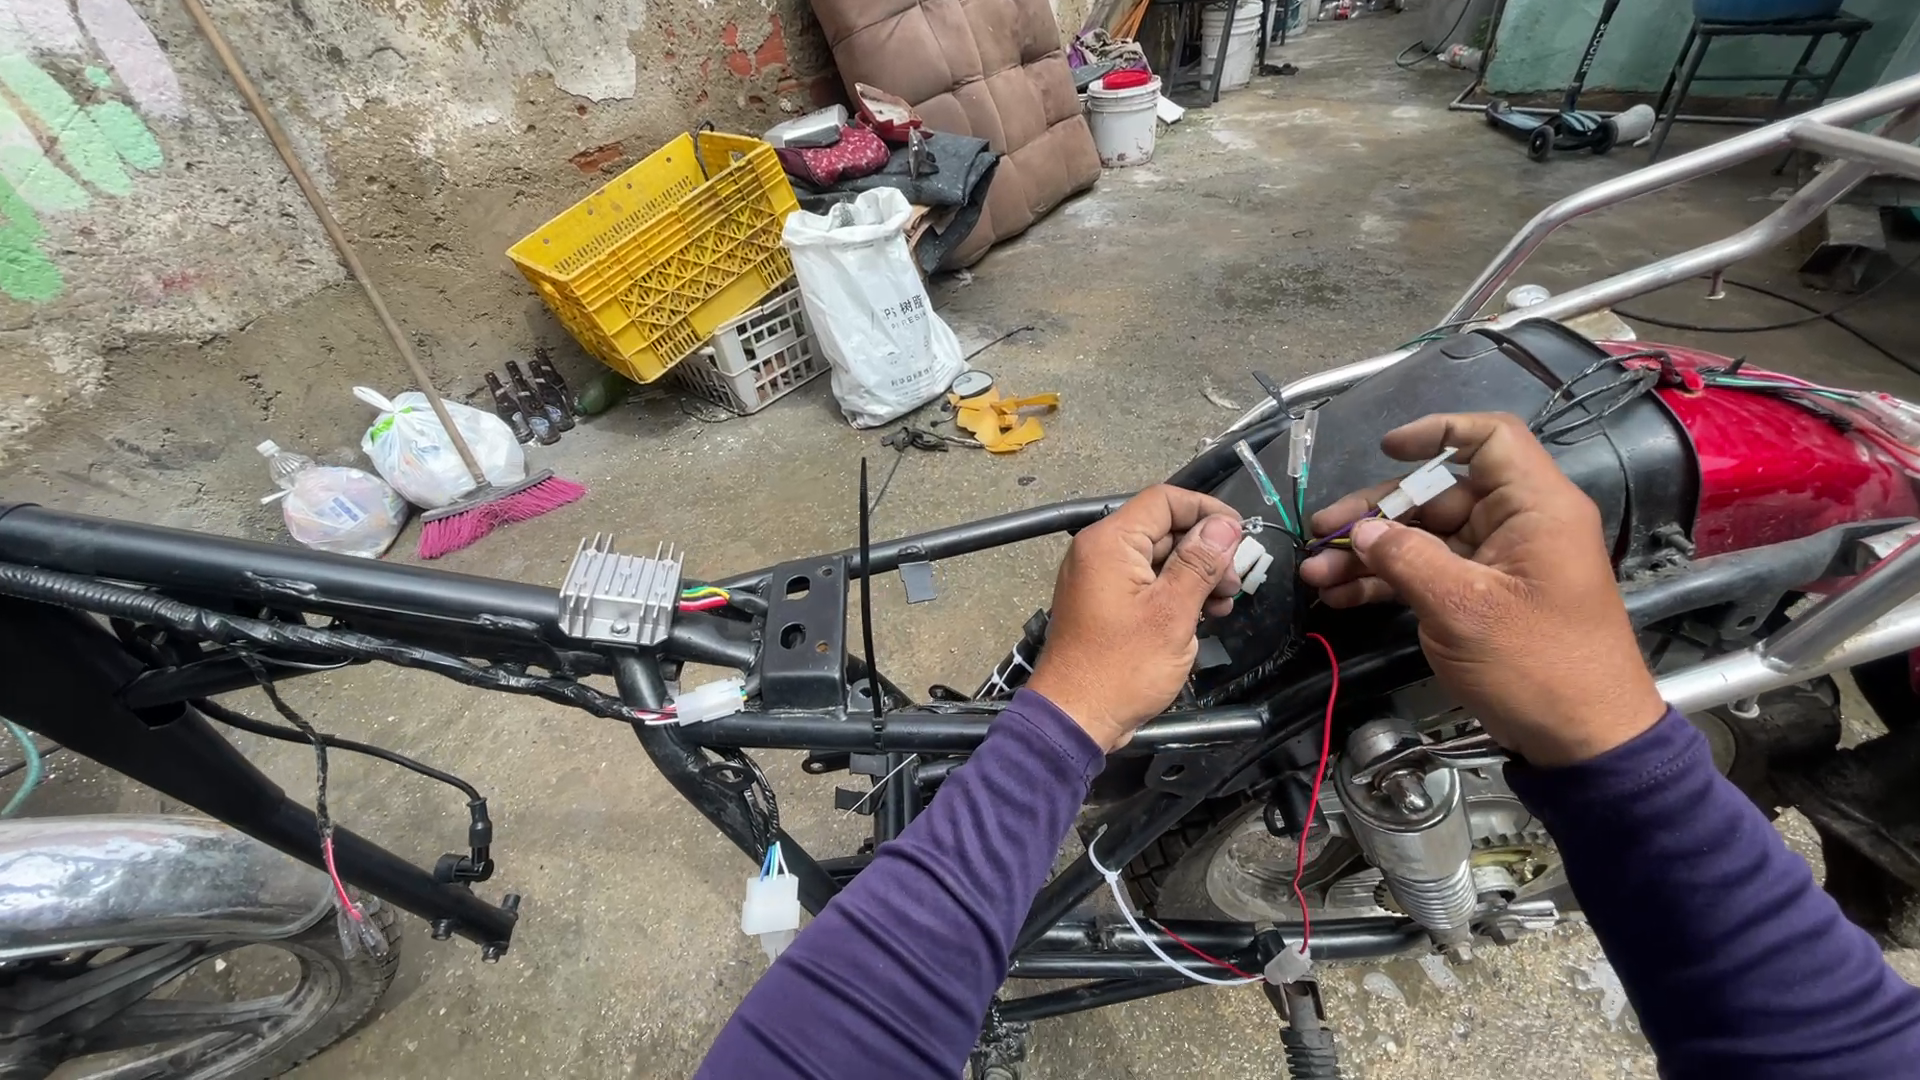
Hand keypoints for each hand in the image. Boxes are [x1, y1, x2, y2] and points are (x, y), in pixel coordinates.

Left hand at [1027, 486, 1244, 752]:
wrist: (1075, 716)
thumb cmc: (1121, 667)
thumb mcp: (1172, 612)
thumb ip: (1199, 563)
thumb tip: (1224, 525)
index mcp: (1109, 542)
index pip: (1163, 500)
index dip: (1206, 510)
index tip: (1241, 533)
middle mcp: (1099, 551)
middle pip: (1163, 528)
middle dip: (1205, 549)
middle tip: (1235, 581)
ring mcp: (1099, 577)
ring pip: (1158, 558)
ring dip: (1195, 574)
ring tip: (1225, 603)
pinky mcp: (1104, 602)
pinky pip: (1145, 583)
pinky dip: (1175, 592)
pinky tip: (1204, 613)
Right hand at [1298, 412, 1664, 766]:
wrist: (1580, 740)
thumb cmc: (1535, 663)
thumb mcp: (1462, 607)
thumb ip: (1405, 558)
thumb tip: (1359, 530)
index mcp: (1533, 509)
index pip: (1490, 441)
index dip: (1437, 433)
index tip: (1385, 450)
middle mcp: (1513, 526)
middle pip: (1433, 495)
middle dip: (1372, 514)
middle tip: (1318, 533)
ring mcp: (1492, 563)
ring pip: (1417, 537)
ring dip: (1365, 554)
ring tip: (1315, 575)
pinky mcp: (1475, 595)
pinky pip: (1421, 572)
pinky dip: (1381, 581)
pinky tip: (1339, 595)